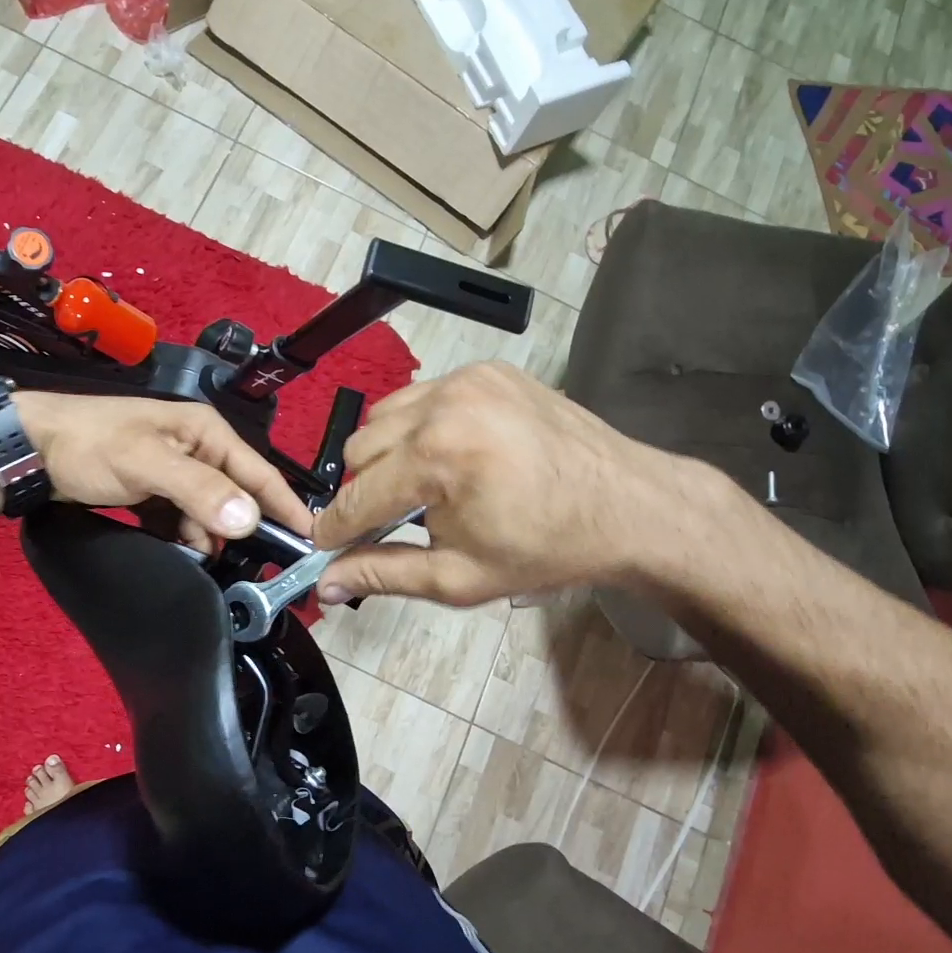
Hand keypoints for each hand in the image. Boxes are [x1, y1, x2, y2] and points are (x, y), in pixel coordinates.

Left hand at [11, 392, 312, 549]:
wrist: (31, 449)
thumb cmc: (90, 445)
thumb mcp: (148, 464)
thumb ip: (199, 490)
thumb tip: (248, 520)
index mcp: (206, 432)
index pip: (260, 474)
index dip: (286, 508)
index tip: (310, 543)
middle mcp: (198, 451)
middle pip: (236, 498)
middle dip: (238, 529)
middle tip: (241, 565)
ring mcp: (175, 473)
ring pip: (208, 514)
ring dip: (204, 537)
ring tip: (194, 554)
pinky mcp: (154, 493)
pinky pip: (181, 521)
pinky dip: (181, 537)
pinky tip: (174, 549)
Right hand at [311, 363, 705, 605]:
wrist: (627, 506)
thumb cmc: (546, 550)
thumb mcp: (458, 577)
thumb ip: (382, 575)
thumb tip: (325, 582)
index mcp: (436, 457)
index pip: (355, 496)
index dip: (335, 527)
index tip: (325, 545)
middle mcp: (443, 404)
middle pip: (359, 450)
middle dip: (367, 491)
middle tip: (396, 521)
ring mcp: (466, 379)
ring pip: (383, 418)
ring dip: (387, 456)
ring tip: (426, 488)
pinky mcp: (485, 370)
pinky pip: (420, 396)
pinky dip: (418, 428)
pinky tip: (450, 456)